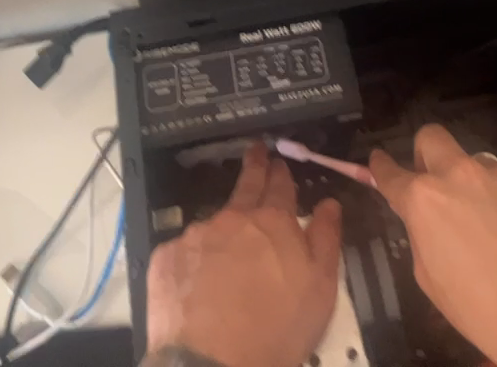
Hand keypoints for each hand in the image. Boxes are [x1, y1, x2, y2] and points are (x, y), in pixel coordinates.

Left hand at [146, 142, 343, 366]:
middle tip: (255, 150)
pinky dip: (193, 261)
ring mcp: (196, 235)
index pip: (280, 185)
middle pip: (245, 185)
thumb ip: (326, 239)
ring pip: (214, 224)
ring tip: (228, 254)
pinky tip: (199, 283)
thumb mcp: (320, 288)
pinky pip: (183, 251)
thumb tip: (330, 205)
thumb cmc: (276, 331)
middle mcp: (233, 218)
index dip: (280, 172)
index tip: (278, 161)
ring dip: (223, 229)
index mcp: (273, 222)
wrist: (214, 365)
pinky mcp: (167, 257)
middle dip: (253, 166)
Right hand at [370, 125, 496, 366]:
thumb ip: (421, 234)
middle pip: (431, 137)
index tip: (378, 165)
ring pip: (473, 164)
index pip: (389, 171)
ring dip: (470, 184)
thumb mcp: (430, 279)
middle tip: (434, 186)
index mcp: (424, 199)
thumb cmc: (483, 312)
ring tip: (487, 227)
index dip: (380, 168)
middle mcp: (459, 174)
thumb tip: (425, 218)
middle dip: (424, 155)